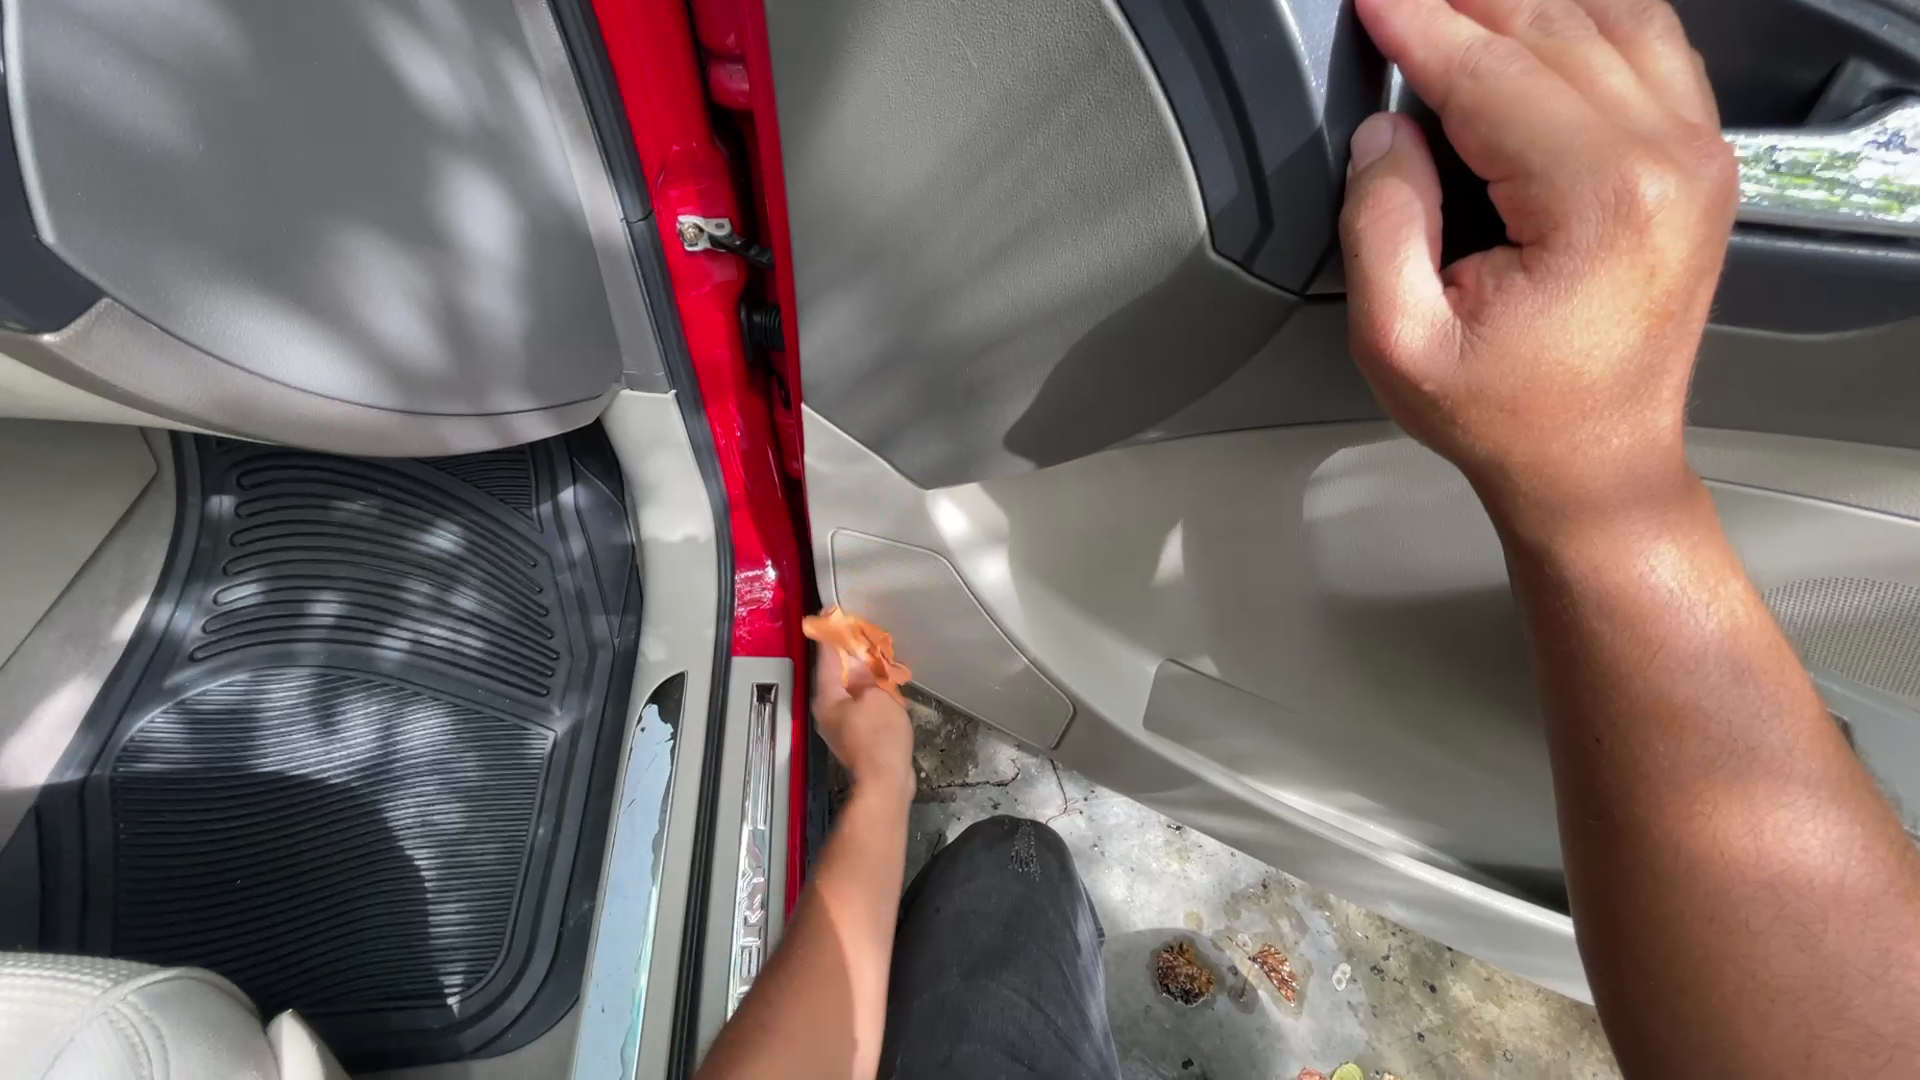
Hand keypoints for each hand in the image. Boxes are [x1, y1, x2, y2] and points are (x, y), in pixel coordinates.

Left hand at [812, 638, 914, 802]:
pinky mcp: (855, 736)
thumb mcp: (878, 697)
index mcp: (827, 697)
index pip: (827, 656)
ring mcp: (840, 725)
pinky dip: (871, 693)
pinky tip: (886, 687)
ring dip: (864, 674)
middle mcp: (828, 710)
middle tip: (862, 634)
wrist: (885, 783)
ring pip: (850, 689)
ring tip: (879, 658)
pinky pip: (861, 705)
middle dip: (851, 653)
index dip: (831, 632)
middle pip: (837, 673)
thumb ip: (869, 676)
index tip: (832, 612)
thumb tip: (863, 666)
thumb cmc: (879, 739)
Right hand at [1340, 0, 1736, 536]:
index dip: (1419, 27)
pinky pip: (1646, 50)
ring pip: (1611, 21)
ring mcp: (1695, 154)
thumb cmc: (1500, 413)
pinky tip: (1538, 19)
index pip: (1492, 74)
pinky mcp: (1692, 165)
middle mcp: (1669, 156)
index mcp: (1598, 198)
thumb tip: (1382, 138)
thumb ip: (1381, 228)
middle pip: (1557, 27)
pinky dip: (1582, 19)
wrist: (1589, 458)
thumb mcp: (1398, 341)